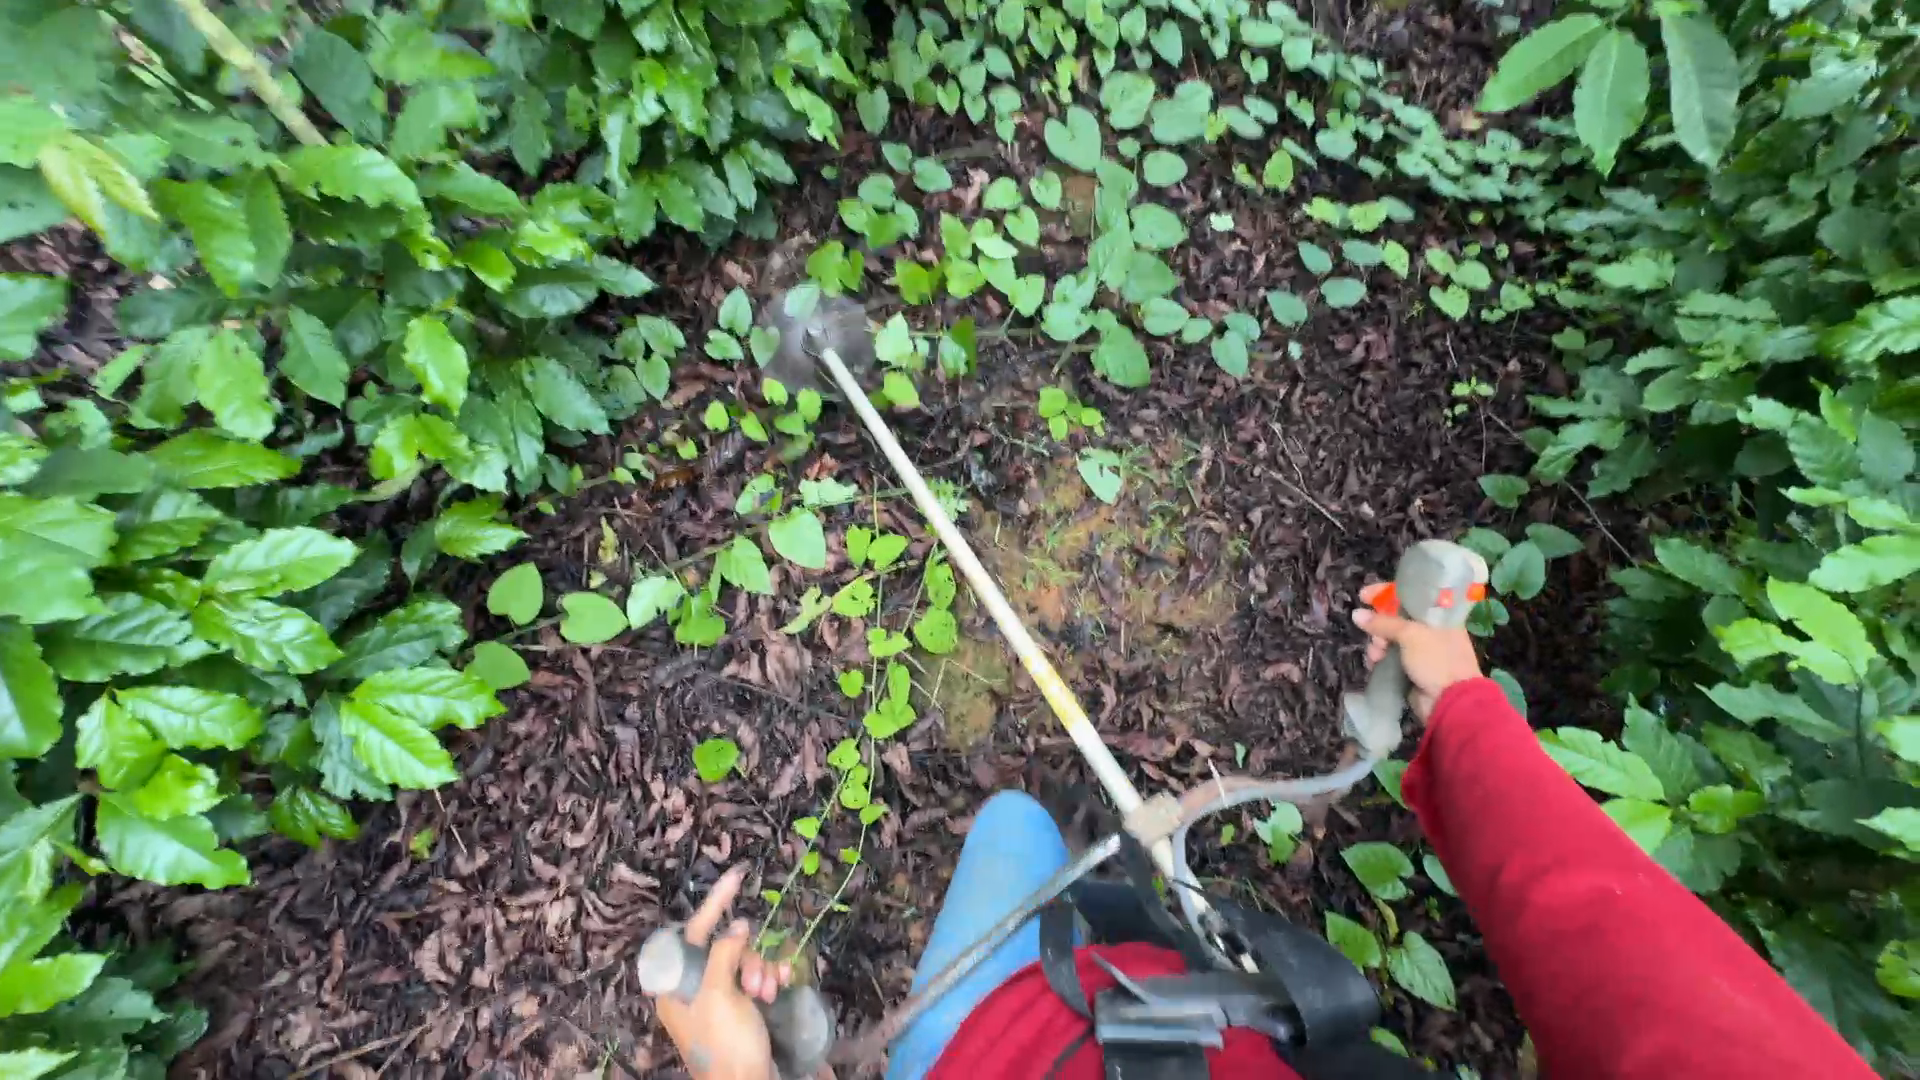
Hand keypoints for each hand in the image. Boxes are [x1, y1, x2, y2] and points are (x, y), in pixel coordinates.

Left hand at [651, 865, 793, 1079]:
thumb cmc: (724, 1044)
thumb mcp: (718, 994)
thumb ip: (724, 953)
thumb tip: (738, 925)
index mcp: (677, 987)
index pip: (693, 931)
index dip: (715, 903)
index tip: (737, 876)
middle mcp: (696, 990)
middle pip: (725, 947)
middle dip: (747, 955)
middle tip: (756, 980)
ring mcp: (721, 1000)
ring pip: (745, 961)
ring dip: (762, 969)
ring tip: (768, 991)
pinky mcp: (743, 1009)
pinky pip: (759, 976)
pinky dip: (771, 976)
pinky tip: (780, 985)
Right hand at [1353, 583, 1482, 722]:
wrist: (1451, 702)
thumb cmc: (1437, 660)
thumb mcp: (1411, 635)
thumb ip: (1383, 623)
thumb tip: (1356, 614)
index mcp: (1438, 617)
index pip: (1409, 596)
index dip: (1386, 593)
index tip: (1364, 595)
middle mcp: (1429, 630)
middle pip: (1394, 618)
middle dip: (1379, 624)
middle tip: (1374, 634)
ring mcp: (1420, 650)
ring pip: (1388, 638)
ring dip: (1377, 644)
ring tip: (1377, 654)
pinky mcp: (1410, 668)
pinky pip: (1388, 656)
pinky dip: (1379, 657)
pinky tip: (1375, 662)